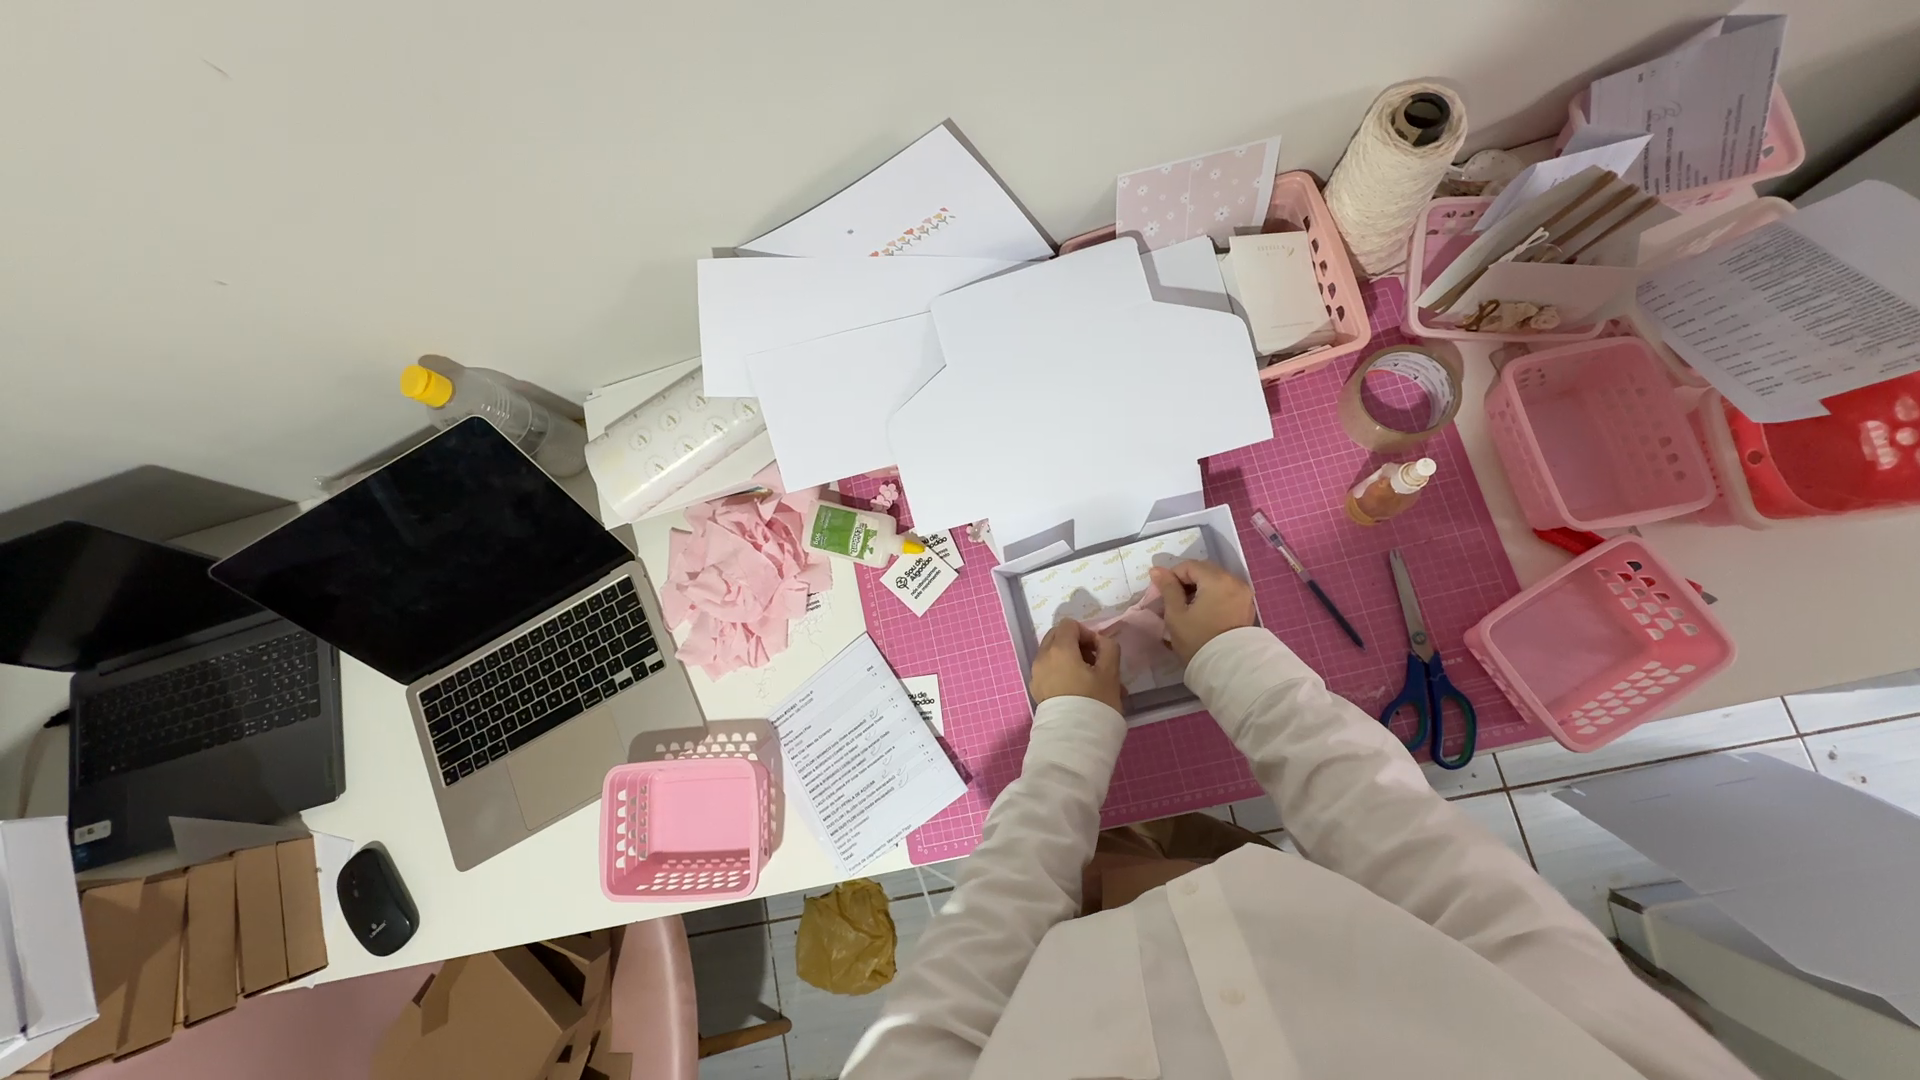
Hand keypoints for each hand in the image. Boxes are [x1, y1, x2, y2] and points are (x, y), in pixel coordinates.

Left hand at [1029, 618, 1122, 713]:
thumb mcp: (1110, 672)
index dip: (1087, 633)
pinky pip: (1049, 671)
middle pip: (1058, 637)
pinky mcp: (1036, 689)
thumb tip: (1100, 642)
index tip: (1099, 651)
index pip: (1069, 625)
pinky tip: (1080, 691)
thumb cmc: (1094, 701)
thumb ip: (1108, 647)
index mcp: (1059, 649)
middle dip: (1077, 644)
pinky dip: (1063, 672)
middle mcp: (1042, 657)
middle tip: (1095, 663)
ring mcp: (1036, 674)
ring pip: (1054, 655)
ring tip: (1092, 681)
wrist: (1074, 738)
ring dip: (1072, 660)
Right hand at [1152, 559, 1255, 662]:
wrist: (1228, 668)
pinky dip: (1212, 595)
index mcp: (1217, 580)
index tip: (1163, 593)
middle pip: (1204, 570)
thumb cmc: (1198, 639)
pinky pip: (1225, 591)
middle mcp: (1234, 581)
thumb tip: (1157, 570)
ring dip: (1199, 588)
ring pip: (1215, 580)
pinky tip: (1202, 611)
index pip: (1189, 566)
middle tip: (1173, 600)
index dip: (1172, 576)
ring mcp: (1244, 593)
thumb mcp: (1176, 614)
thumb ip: (1167, 588)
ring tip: (1187, 607)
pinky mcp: (1246, 606)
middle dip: (1186, 581)